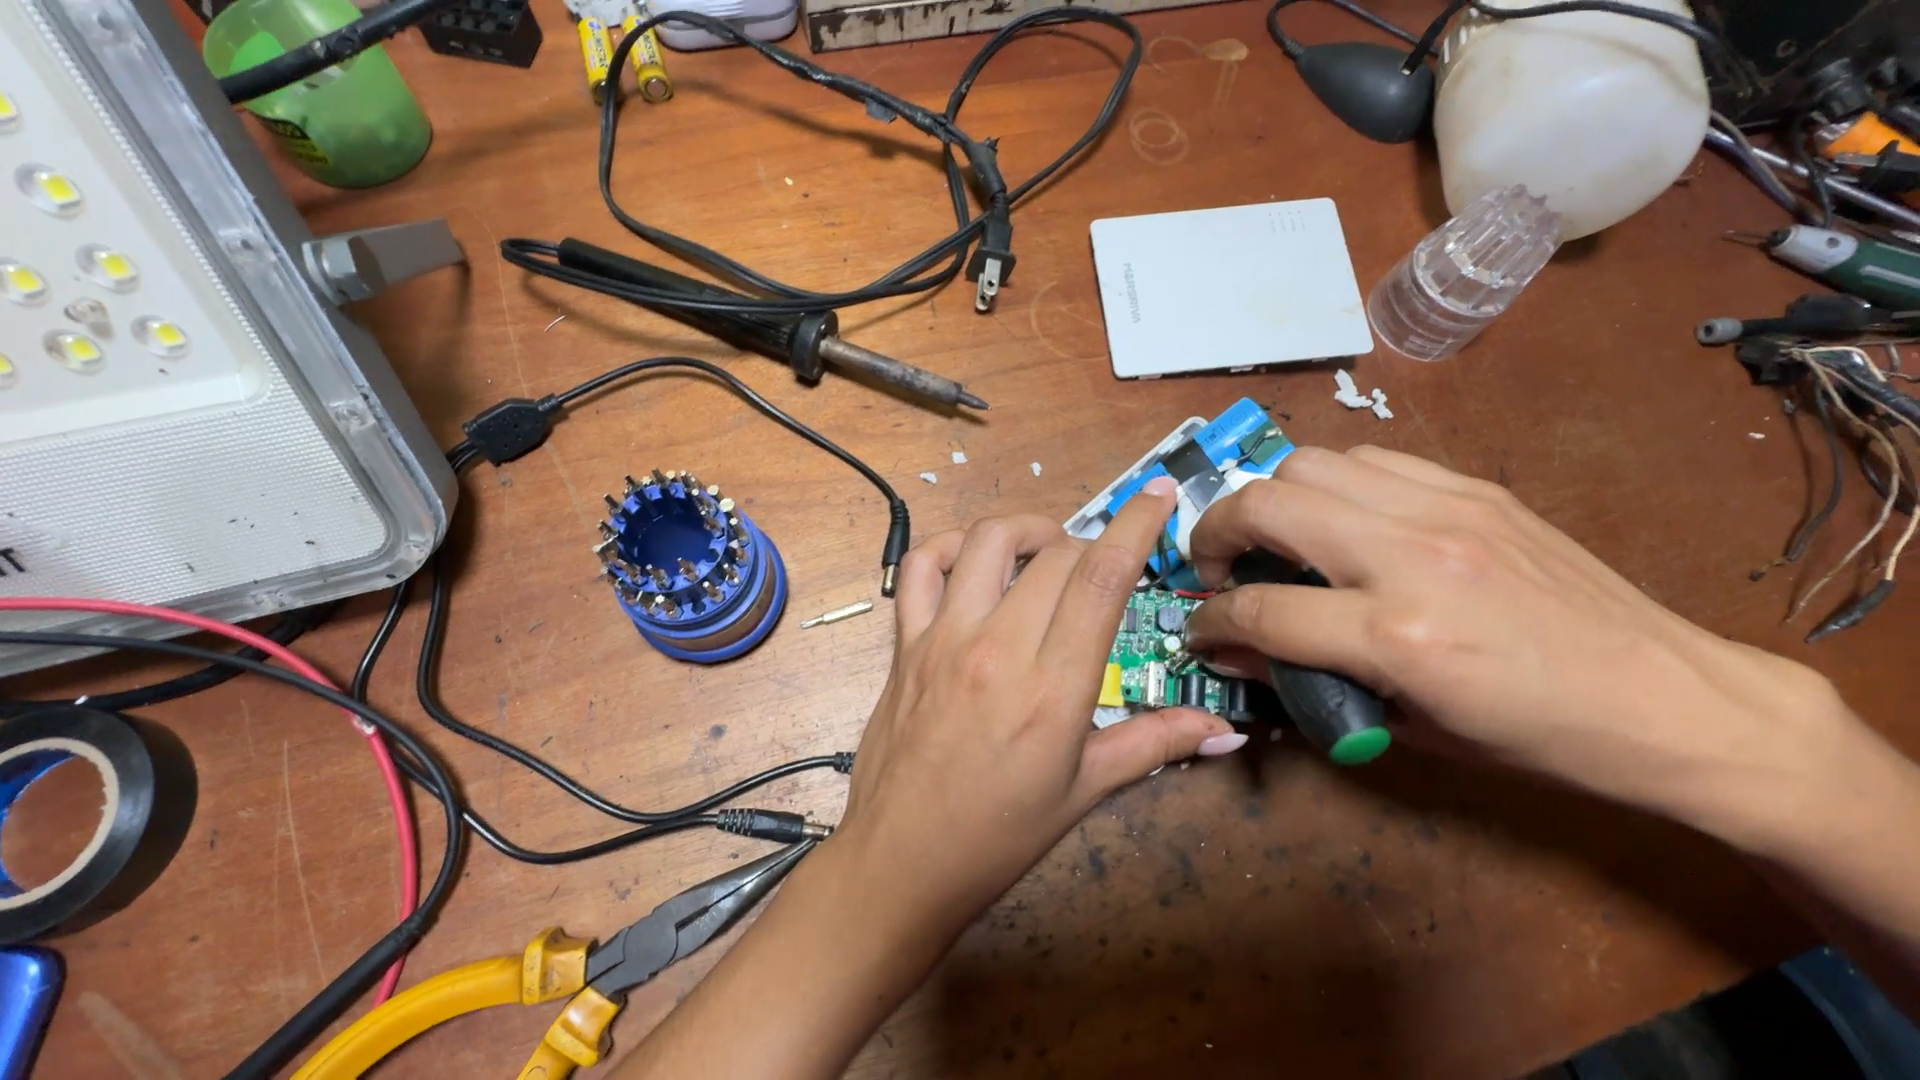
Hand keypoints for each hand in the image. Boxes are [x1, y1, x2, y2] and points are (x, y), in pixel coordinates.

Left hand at [831, 477, 1243, 937]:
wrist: (903, 862)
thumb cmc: (1000, 835)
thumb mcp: (1085, 792)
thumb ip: (1153, 745)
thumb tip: (1224, 730)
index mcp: (1053, 688)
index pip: (1103, 578)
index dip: (1136, 526)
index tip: (1158, 494)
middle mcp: (998, 649)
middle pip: (1056, 554)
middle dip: (1091, 544)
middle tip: (1100, 570)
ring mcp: (944, 640)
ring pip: (988, 542)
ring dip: (1027, 531)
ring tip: (1046, 552)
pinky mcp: (906, 645)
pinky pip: (921, 569)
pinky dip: (951, 547)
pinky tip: (974, 563)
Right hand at [1182, 445, 1860, 848]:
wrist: (1671, 699)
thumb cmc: (1537, 738)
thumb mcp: (1410, 728)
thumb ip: (1310, 680)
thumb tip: (1235, 652)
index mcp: (1397, 635)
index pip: (1261, 609)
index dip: (1211, 620)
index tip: (1198, 628)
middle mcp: (1411, 555)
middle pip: (1266, 504)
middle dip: (1216, 532)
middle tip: (1219, 566)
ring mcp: (1446, 509)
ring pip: (1309, 463)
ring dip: (1273, 499)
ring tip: (1279, 538)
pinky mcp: (1475, 489)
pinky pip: (1371, 460)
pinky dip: (1333, 485)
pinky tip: (1344, 521)